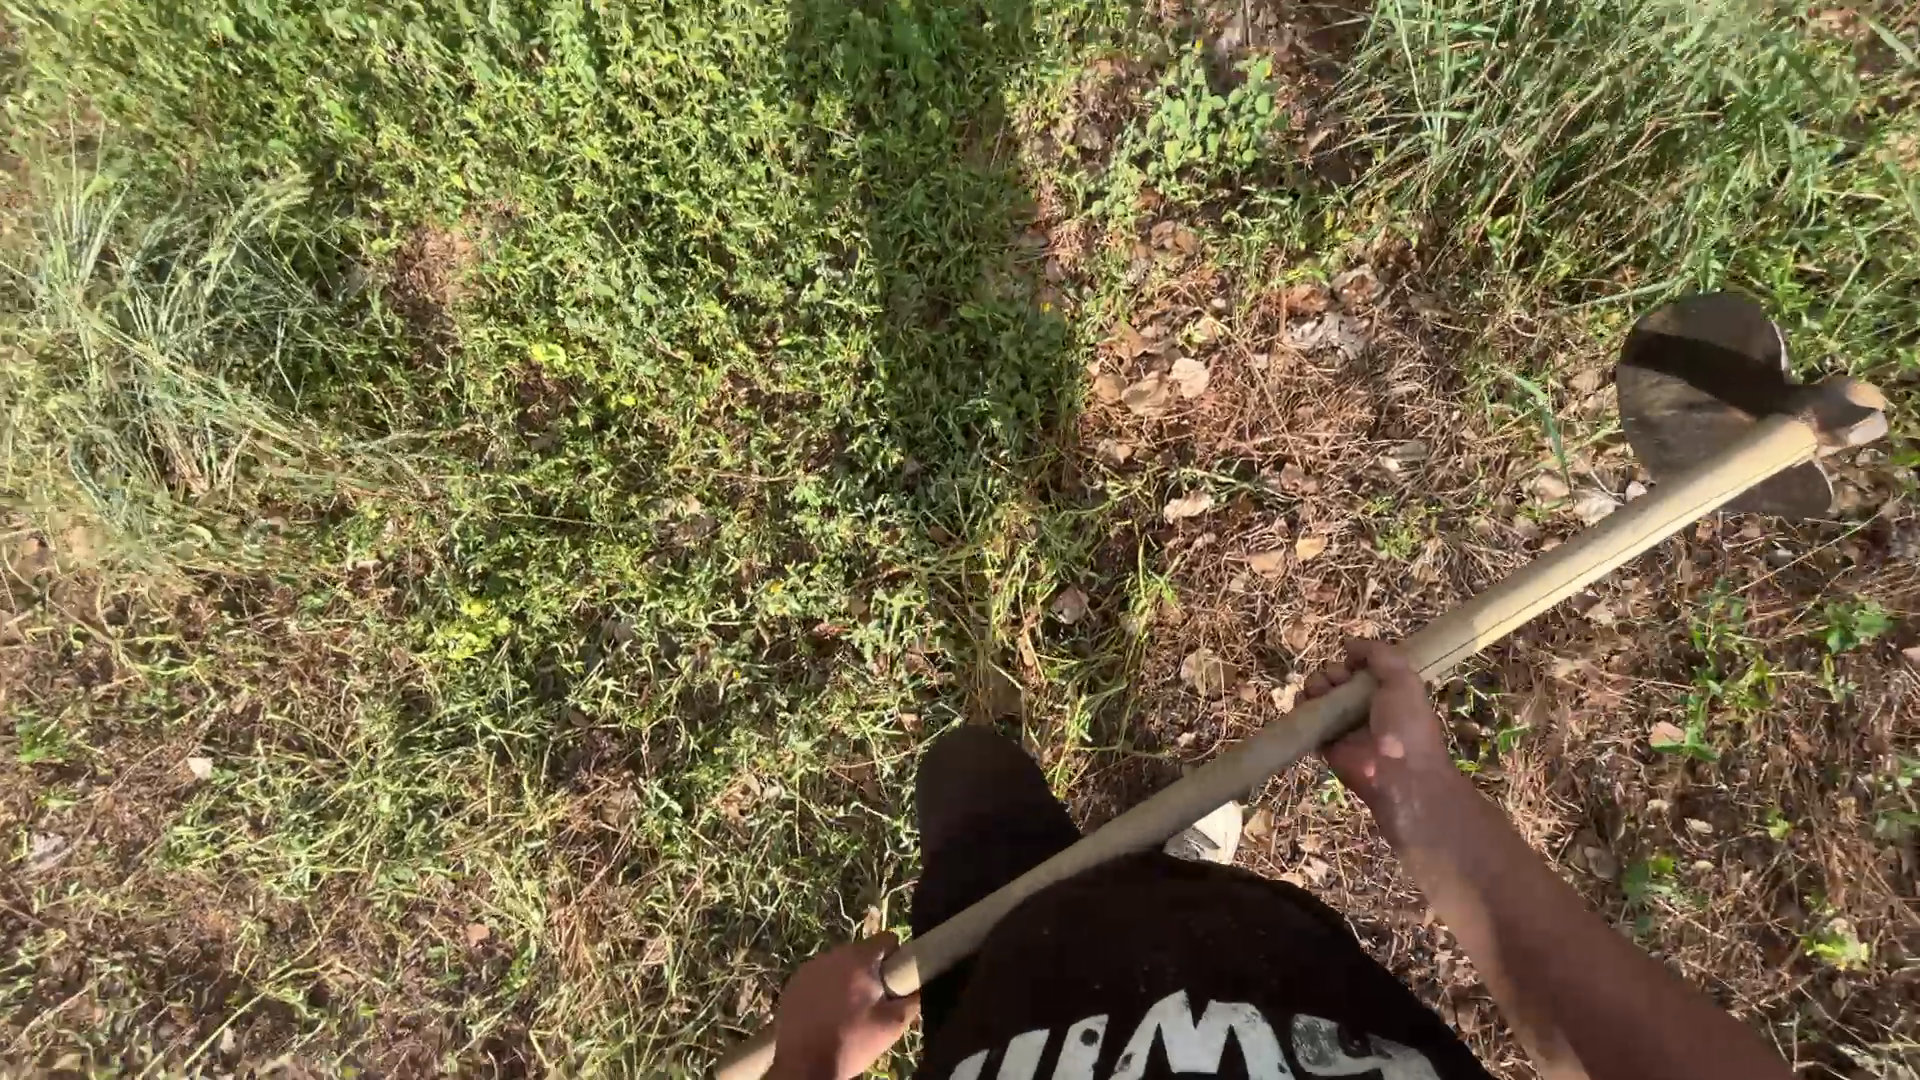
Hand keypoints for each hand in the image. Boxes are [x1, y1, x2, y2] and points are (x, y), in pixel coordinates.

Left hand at [768, 933, 917, 1079]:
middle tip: (872, 1003)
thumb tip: (917, 986)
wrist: (803, 1066)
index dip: (896, 958)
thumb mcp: (892, 1026)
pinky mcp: (795, 982)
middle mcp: (833, 954)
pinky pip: (819, 977)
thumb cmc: (851, 1042)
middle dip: (870, 972)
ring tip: (847, 1012)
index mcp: (859, 958)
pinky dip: (825, 989)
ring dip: (847, 980)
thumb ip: (911, 1000)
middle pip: (862, 953)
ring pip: (839, 965)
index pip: (887, 939)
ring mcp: (811, 967)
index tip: (894, 982)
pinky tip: (825, 1015)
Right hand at [1304, 638, 1454, 812]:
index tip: (1352, 665)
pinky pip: (1306, 717)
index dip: (1352, 662)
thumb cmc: (1406, 724)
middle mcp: (1362, 707)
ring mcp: (1342, 724)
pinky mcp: (1324, 741)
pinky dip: (1301, 706)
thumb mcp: (1403, 680)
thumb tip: (1348, 643)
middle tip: (1336, 682)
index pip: (1359, 669)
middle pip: (1335, 679)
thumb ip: (1379, 655)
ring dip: (1315, 686)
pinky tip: (1305, 703)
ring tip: (1320, 692)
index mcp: (1385, 693)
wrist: (1400, 774)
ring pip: (1318, 695)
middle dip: (1331, 674)